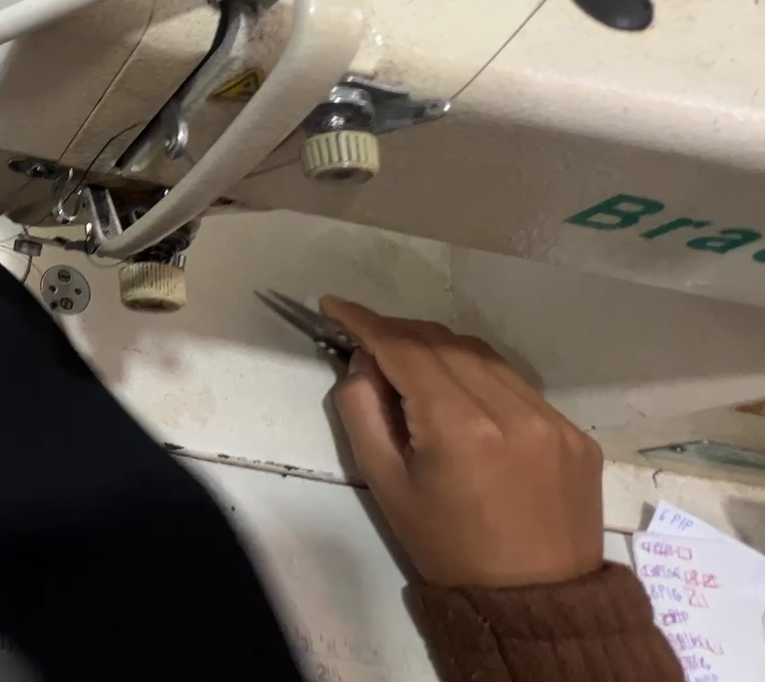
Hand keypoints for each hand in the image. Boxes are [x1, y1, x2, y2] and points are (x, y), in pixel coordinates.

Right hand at [323, 296, 603, 588]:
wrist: (536, 600)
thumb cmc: (441, 539)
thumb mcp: (378, 474)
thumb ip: (360, 405)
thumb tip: (366, 361)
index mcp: (458, 426)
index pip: (402, 348)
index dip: (362, 320)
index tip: (331, 304)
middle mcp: (511, 411)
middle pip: (440, 341)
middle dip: (394, 330)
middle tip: (360, 339)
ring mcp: (551, 420)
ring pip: (478, 353)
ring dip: (432, 346)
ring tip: (403, 362)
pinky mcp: (573, 432)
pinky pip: (510, 380)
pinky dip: (470, 370)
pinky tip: (452, 391)